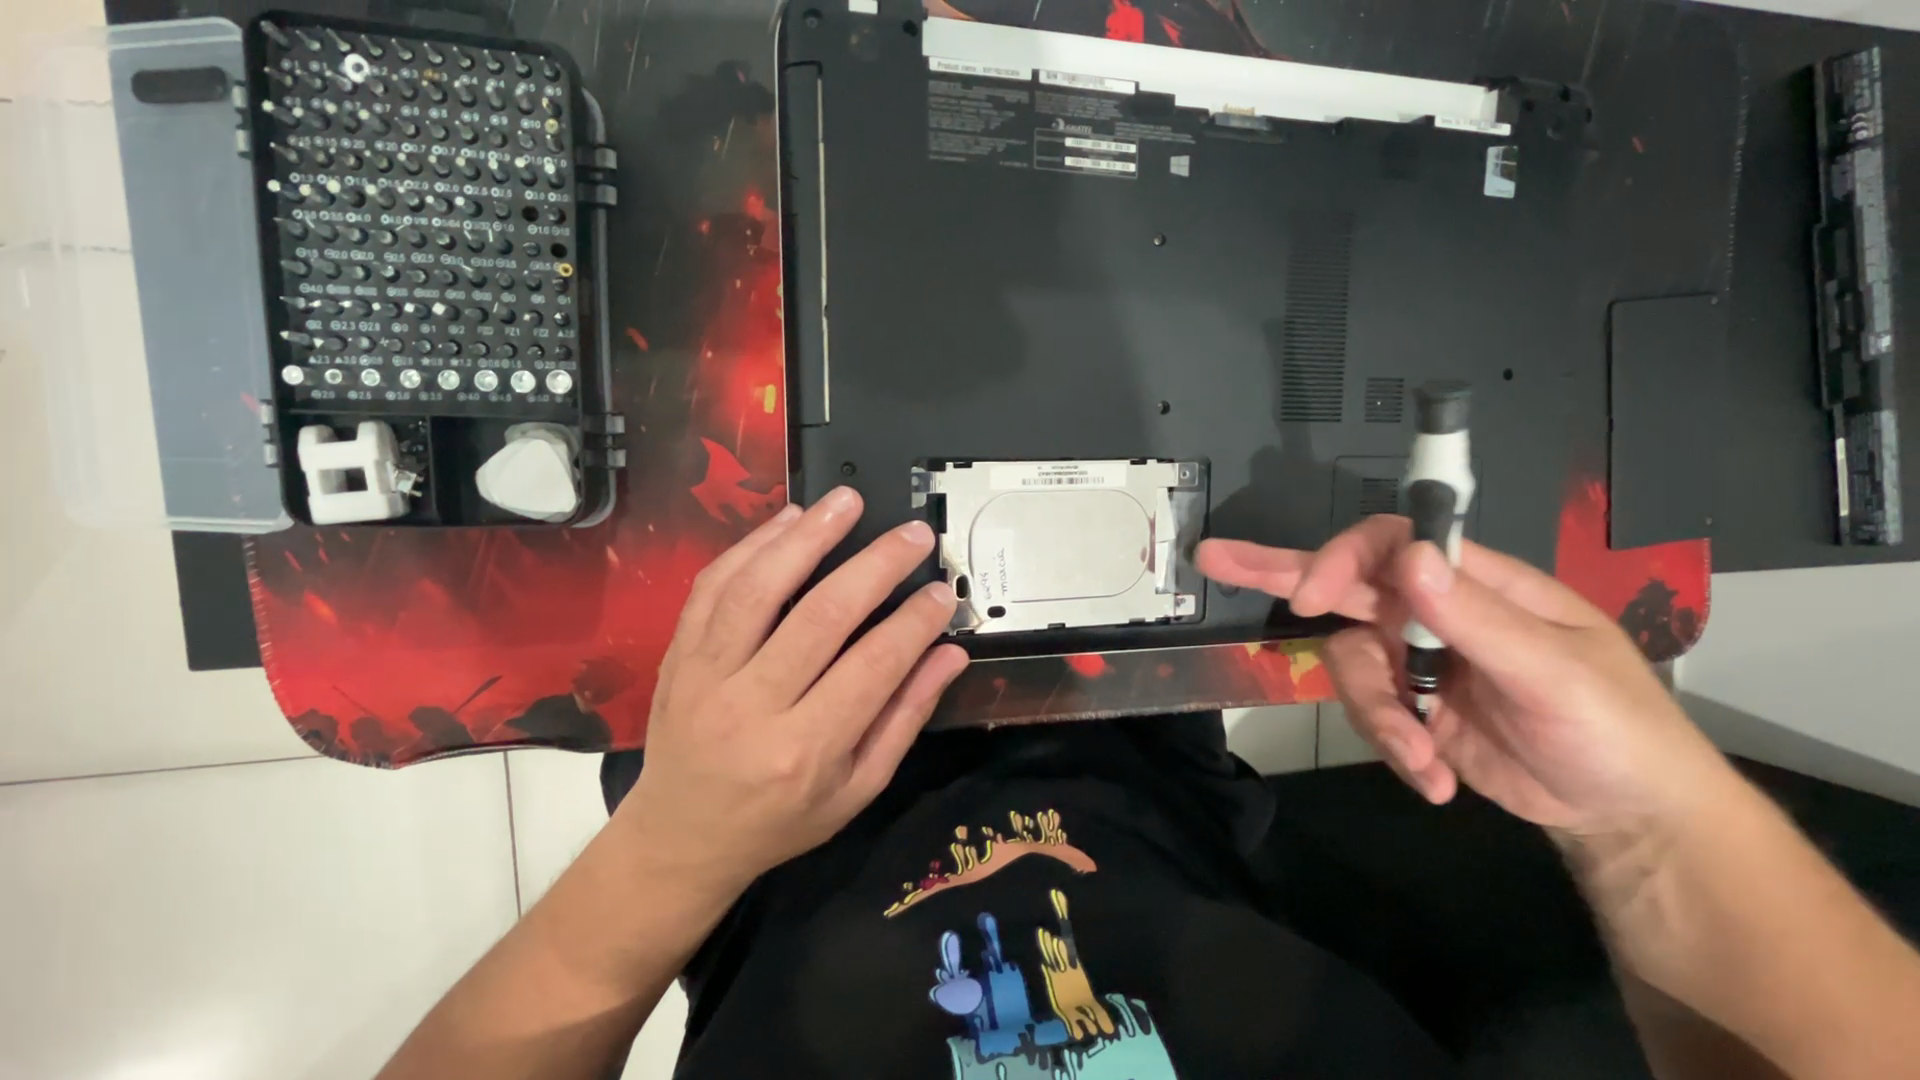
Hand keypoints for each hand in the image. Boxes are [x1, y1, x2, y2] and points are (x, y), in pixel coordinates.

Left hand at [613, 488, 969, 895]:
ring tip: (847, 501)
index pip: (872, 668)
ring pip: (758, 589)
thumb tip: (949, 655)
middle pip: (820, 616)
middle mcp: (752, 706)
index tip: (942, 591)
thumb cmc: (780, 820)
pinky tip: (787, 520)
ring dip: (806, 537)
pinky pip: (712, 587)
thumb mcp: (857, 789)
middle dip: (875, 566)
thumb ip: (904, 719)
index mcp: (804, 751)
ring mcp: (706, 675)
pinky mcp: (679, 654)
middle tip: (913, 534)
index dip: (914, 622)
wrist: (682, 836)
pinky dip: (750, 546)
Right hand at [1197, 518, 1737, 844]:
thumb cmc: (1612, 725)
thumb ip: (1473, 616)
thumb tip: (1408, 556)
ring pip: (1349, 665)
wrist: (1624, 813)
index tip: (1311, 594)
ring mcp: (1417, 662)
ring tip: (1420, 758)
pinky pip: (1368, 714)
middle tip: (1212, 556)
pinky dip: (1392, 746)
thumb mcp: (1551, 670)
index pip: (1391, 547)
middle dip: (1279, 576)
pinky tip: (1435, 780)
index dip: (1343, 559)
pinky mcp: (1410, 711)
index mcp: (1474, 583)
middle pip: (1342, 585)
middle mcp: (1432, 612)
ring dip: (1374, 715)